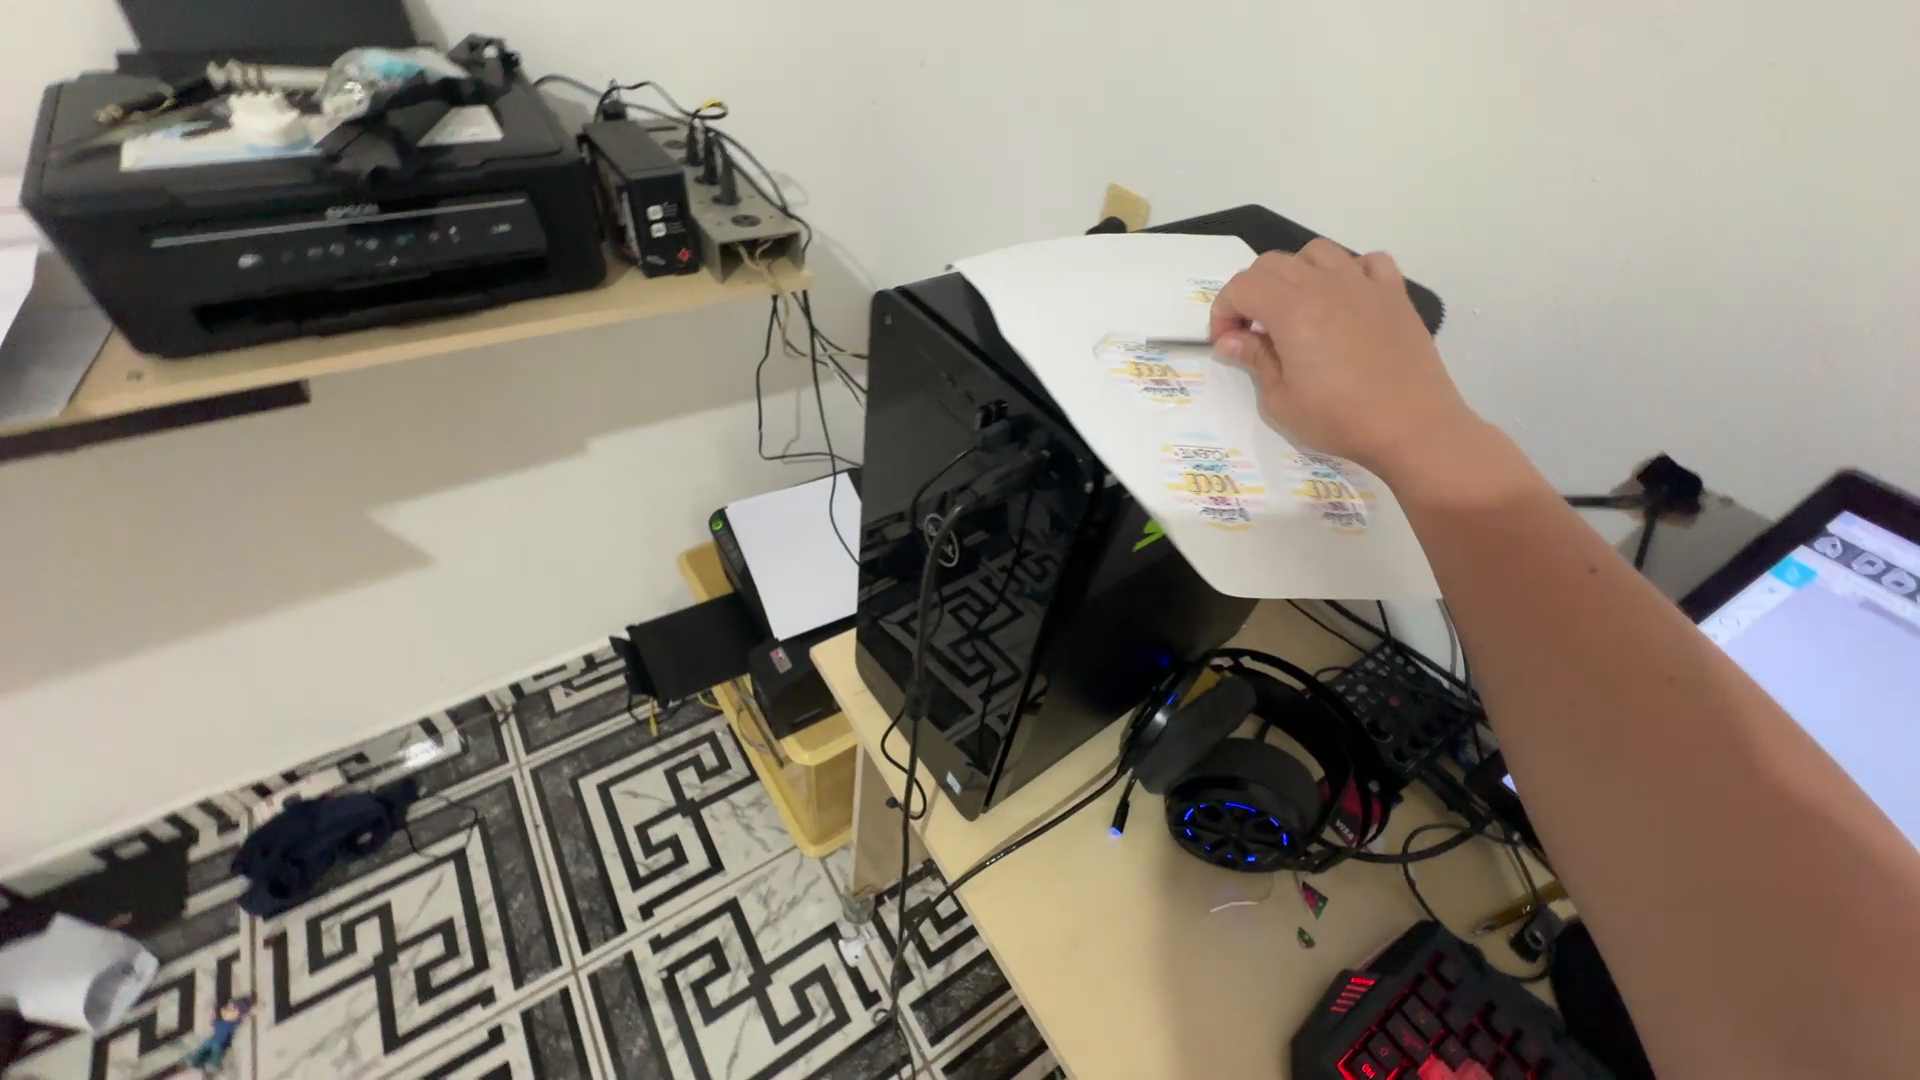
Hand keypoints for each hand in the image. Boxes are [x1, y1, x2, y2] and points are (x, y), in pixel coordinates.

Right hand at [1209, 239, 1480, 476]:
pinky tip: (1343, 301)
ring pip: (1317, 253)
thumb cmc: (1338, 419)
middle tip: (1253, 332)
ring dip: (1295, 275)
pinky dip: (1346, 273)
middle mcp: (1325, 285)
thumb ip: (1254, 360)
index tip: (1227, 344)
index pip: (1242, 286)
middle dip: (1251, 293)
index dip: (1224, 312)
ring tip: (1295, 311)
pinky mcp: (1394, 294)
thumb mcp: (1280, 400)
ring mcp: (1364, 285)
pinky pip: (1366, 261)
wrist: (1411, 426)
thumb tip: (1231, 341)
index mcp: (1292, 310)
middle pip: (1273, 264)